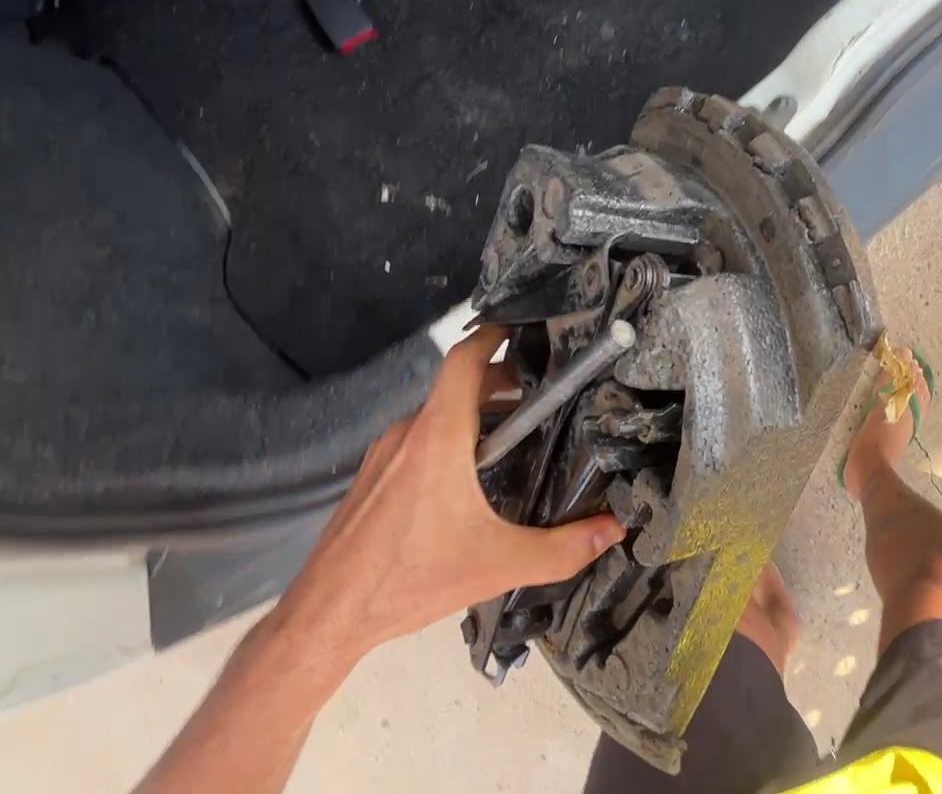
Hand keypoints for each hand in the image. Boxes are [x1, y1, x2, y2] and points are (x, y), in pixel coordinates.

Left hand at [266, 328, 626, 676]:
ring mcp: (385, 454)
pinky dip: (451, 437)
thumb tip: (615, 530)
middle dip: (501, 381)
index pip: (465, 361)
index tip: (522, 326)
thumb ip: (564, 548)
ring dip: (476, 413)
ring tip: (514, 435)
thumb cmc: (409, 580)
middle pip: (458, 386)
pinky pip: (419, 439)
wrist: (326, 615)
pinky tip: (470, 477)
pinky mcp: (373, 477)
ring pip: (438, 414)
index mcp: (438, 437)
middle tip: (541, 394)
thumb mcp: (498, 565)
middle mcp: (408, 433)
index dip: (494, 335)